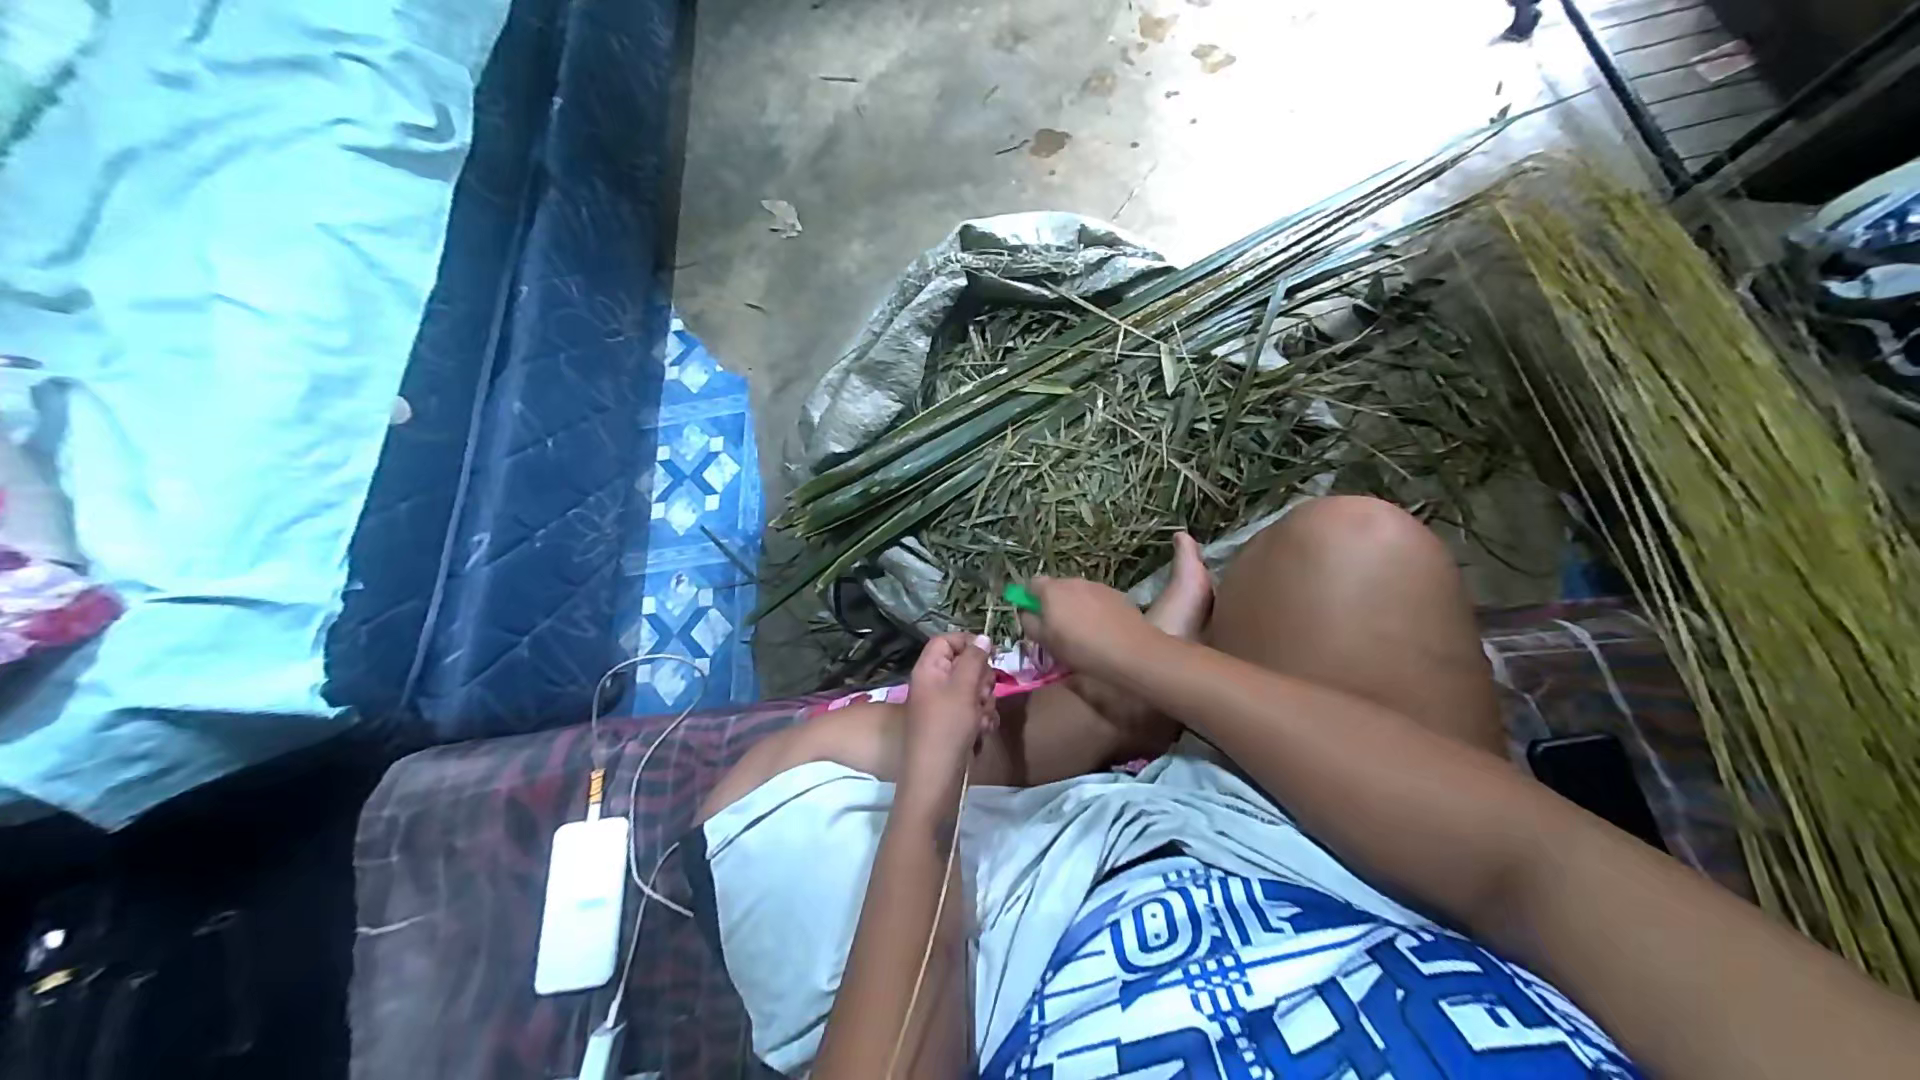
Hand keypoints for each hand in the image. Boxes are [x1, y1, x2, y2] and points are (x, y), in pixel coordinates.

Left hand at [903, 632, 994, 780]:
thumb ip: (974, 659)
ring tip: (981, 717)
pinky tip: (982, 729)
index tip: (989, 654)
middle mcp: (936, 683)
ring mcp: (946, 704)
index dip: (967, 643)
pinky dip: (982, 717)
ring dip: (985, 701)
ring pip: (975, 688)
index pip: (946, 641)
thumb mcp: (962, 687)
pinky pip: (976, 709)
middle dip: (981, 679)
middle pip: (966, 664)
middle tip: (981, 693)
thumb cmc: (946, 726)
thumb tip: (983, 637)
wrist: (937, 776)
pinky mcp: (956, 722)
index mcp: (929, 669)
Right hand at [1017, 576, 1163, 677]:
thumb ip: (1029, 622)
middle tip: (1057, 627)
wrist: (1130, 651)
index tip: (1033, 616)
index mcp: (1051, 590)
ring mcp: (1097, 586)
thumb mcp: (1045, 641)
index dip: (1029, 598)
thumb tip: (1027, 612)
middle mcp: (1073, 581)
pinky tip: (1101, 629)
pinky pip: (1096, 599)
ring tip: (1082, 631)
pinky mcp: (1116, 594)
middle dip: (1053, 603)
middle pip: (1056, 587)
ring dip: (1074, 606)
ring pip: (1077, 593)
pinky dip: (1093, 610)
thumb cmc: (1080, 648)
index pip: (1031, 583)